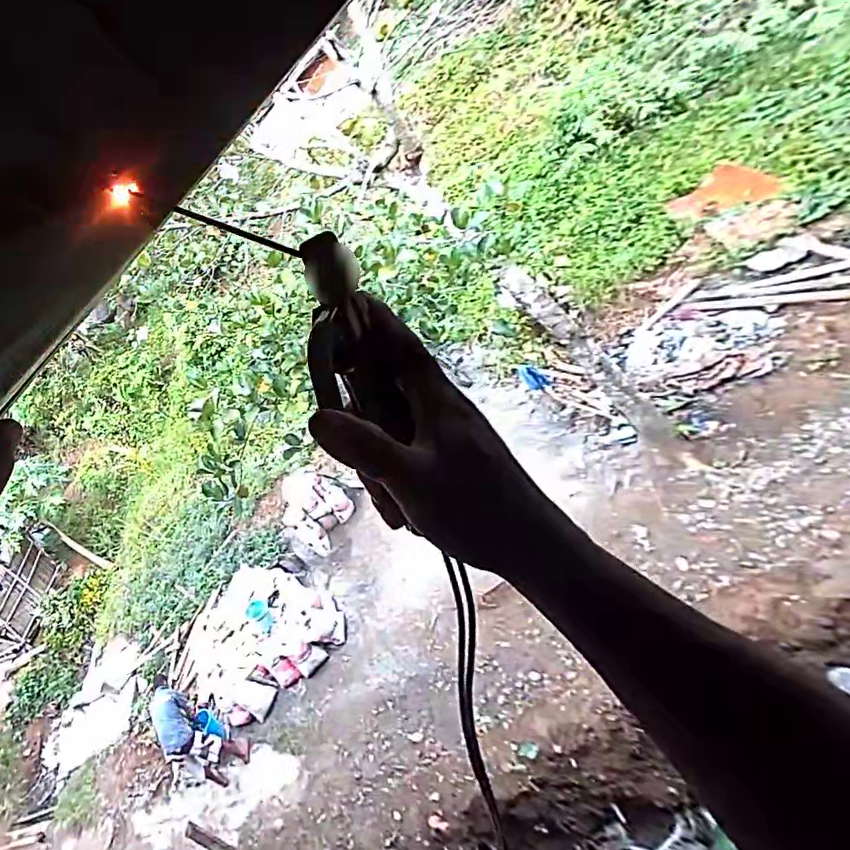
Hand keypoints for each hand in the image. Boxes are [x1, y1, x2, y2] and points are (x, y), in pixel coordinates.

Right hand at [308, 294, 578, 577]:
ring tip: (387, 498)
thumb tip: (316, 415)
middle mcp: (438, 409)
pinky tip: (396, 507)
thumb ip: (363, 445)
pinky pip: (398, 451)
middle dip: (357, 410)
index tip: (350, 298)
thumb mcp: (410, 478)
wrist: (532, 551)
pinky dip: (386, 472)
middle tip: (351, 444)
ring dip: (372, 454)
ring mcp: (441, 435)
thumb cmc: (477, 509)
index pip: (400, 347)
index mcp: (436, 401)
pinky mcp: (442, 458)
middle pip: (383, 387)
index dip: (375, 321)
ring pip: (387, 425)